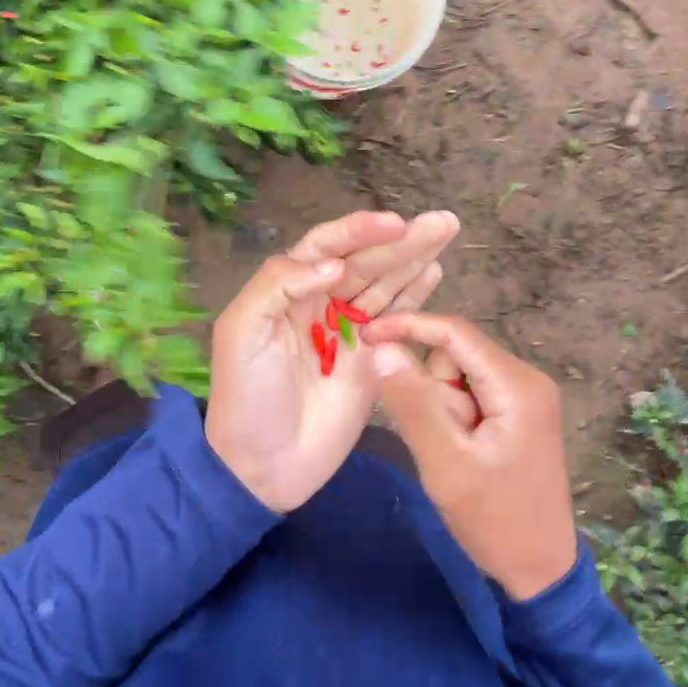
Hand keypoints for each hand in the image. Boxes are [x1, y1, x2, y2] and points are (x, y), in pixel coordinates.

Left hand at [207, 211, 458, 512]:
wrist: (263, 464)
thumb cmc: (246, 395)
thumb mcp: (242, 332)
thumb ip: (278, 285)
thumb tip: (332, 265)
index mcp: (288, 289)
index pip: (327, 246)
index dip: (359, 231)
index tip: (394, 223)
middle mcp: (320, 302)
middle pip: (365, 261)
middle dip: (402, 240)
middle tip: (442, 221)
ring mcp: (348, 331)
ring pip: (385, 284)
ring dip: (414, 258)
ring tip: (445, 232)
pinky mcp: (371, 360)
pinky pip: (396, 319)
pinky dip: (415, 295)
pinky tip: (434, 271)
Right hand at [362, 313, 580, 599]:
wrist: (540, 571)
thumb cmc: (494, 520)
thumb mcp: (445, 464)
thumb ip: (413, 403)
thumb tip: (381, 349)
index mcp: (517, 385)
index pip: (454, 332)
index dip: (407, 326)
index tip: (363, 337)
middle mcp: (526, 378)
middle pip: (455, 355)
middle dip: (433, 390)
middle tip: (442, 442)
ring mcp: (525, 396)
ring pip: (458, 376)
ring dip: (442, 408)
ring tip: (456, 454)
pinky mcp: (517, 413)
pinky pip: (468, 395)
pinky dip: (452, 417)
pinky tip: (461, 452)